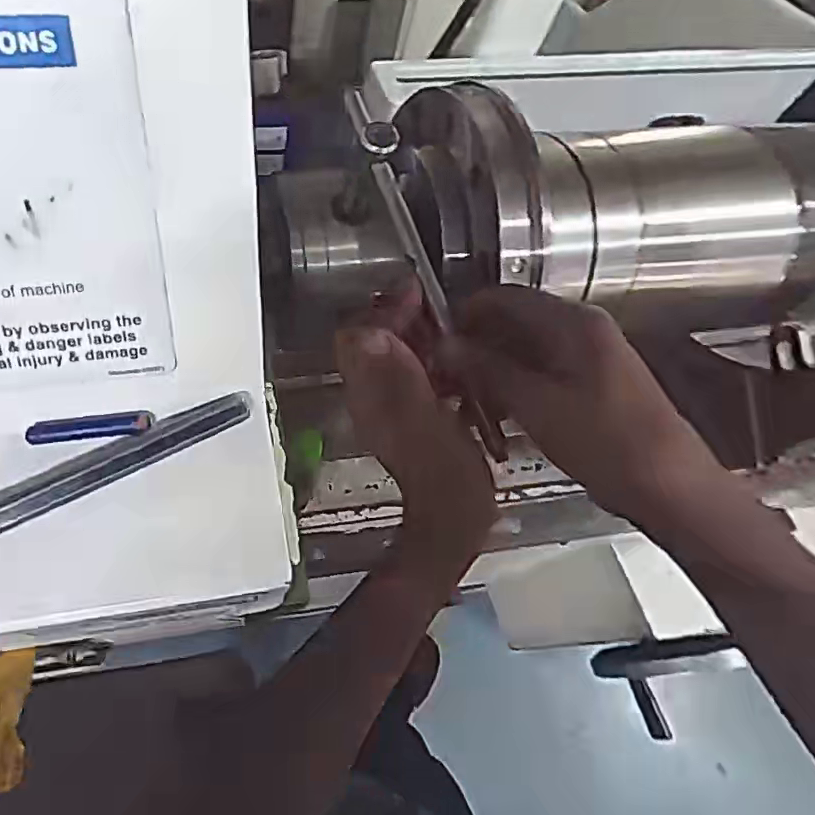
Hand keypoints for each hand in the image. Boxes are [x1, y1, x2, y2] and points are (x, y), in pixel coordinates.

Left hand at [334, 286, 497, 576]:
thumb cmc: (445, 477)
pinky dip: (430, 359)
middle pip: (373, 340)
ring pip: (392, 354)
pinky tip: (455, 362)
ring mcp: (389, 405)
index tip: (417, 294)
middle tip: (434, 308)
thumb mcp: (425, 422)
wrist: (453, 520)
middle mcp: (371, 395)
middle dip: (401, 317)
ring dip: (417, 335)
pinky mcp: (410, 415)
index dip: (384, 309)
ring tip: (448, 329)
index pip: (358, 335)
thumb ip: (400, 377)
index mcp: (369, 393)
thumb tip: (371, 333)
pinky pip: (412, 372)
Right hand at [444, 287, 737, 532]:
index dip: (462, 315)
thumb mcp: (535, 403)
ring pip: (521, 351)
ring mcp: (587, 357)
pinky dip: (511, 388)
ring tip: (460, 402)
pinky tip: (491, 416)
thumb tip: (444, 344)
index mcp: (573, 322)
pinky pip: (538, 373)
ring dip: (488, 372)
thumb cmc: (608, 442)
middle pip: (510, 323)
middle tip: (441, 378)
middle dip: (472, 348)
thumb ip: (486, 368)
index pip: (502, 297)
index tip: (433, 340)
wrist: (671, 488)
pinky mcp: (589, 385)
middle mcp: (581, 330)